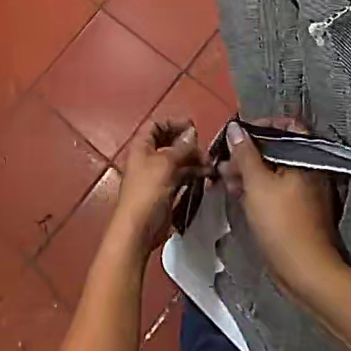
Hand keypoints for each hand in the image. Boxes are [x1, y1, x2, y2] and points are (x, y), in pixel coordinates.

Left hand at [114, 120, 205, 255]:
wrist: (140, 228)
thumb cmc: (148, 190)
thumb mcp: (165, 163)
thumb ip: (181, 147)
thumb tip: (192, 133)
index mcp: (141, 147)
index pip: (155, 126)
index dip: (172, 123)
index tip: (193, 126)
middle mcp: (148, 158)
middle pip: (169, 143)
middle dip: (188, 144)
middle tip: (205, 150)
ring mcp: (157, 175)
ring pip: (178, 160)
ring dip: (194, 160)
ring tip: (210, 165)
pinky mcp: (166, 190)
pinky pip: (181, 176)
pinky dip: (193, 174)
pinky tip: (207, 176)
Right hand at [221, 119, 344, 294]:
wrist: (305, 270)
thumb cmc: (281, 222)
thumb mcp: (257, 184)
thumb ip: (245, 153)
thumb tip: (235, 127)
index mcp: (305, 157)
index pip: (287, 127)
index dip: (263, 126)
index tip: (239, 133)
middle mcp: (308, 169)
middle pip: (276, 150)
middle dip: (247, 153)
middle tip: (224, 162)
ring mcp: (303, 191)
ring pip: (272, 171)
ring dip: (247, 172)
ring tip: (224, 179)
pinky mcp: (295, 210)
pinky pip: (274, 190)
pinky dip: (256, 189)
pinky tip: (236, 195)